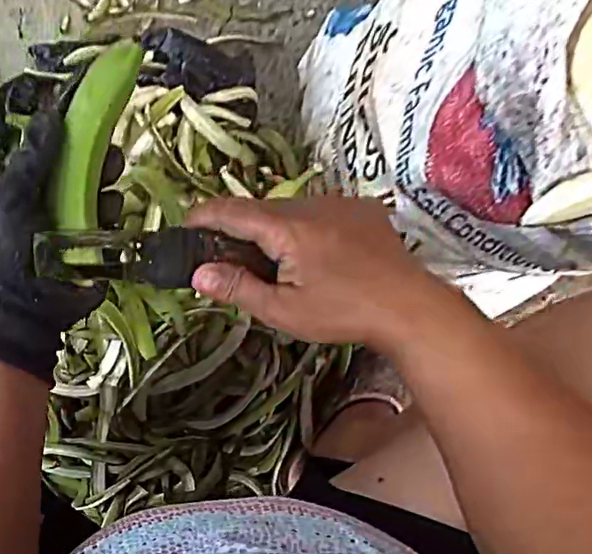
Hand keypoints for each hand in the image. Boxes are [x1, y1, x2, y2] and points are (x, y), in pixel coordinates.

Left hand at [0, 107, 105, 382]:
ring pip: (107, 193)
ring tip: (107, 204)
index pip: (62, 146)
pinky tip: (111, 224)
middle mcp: (62, 198)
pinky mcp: (99, 246)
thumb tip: (51, 116)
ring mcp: (82, 222)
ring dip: (110, 193)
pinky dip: (116, 220)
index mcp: (37, 183)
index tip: (95, 117)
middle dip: (103, 160)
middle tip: (112, 161)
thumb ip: (30, 162)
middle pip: (91, 166)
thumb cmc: (15, 254)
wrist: (30, 308)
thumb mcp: (13, 201)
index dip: (78, 129)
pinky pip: (115, 224)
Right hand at [186, 197, 462, 352]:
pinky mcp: (361, 209)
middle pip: (262, 210)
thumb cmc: (341, 313)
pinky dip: (302, 230)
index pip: (234, 211)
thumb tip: (198, 274)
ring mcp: (341, 203)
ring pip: (291, 211)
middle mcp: (313, 205)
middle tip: (227, 260)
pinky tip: (311, 259)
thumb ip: (238, 288)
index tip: (185, 222)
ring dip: (273, 232)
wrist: (406, 306)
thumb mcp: (282, 310)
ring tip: (275, 267)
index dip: (205, 215)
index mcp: (288, 229)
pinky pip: (319, 213)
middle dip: (239, 230)